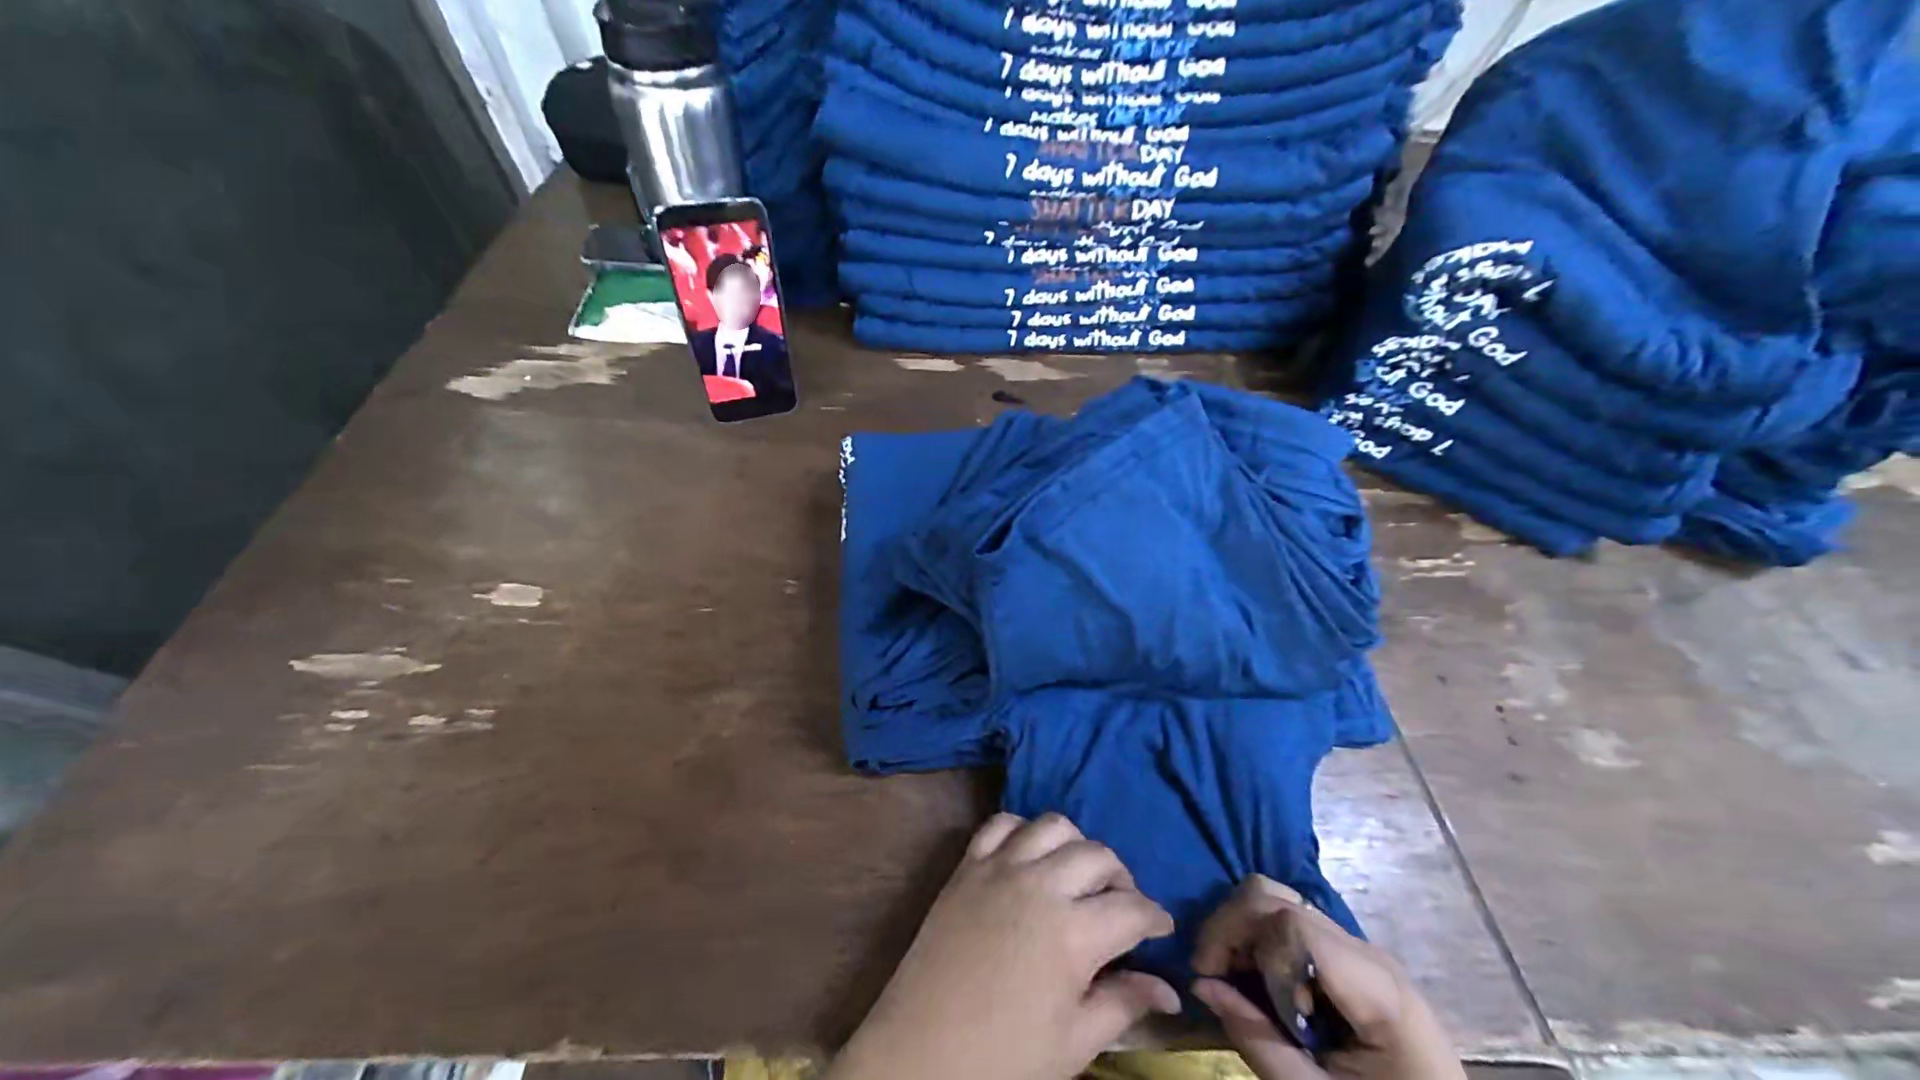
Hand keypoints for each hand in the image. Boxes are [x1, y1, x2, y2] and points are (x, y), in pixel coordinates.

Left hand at [829, 813, 1181, 1079]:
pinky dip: (1022, 830)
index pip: (1133, 909)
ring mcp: (1000, 867)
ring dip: (1075, 845)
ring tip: (1076, 876)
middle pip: (1098, 855)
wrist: (921, 1050)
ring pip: (1052, 825)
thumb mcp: (1073, 1043)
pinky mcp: (967, 865)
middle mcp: (1040, 884)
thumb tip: (1170, 993)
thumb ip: (1124, 1005)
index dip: (1155, 917)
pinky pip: (1000, 824)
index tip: (1161, 928)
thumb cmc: (1003, 1057)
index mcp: (1074, 932)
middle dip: (1121, 879)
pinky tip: (1028, 855)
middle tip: (1120, 906)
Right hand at [1190, 876, 1465, 1079]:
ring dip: (1242, 928)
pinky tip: (1257, 979)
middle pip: (1279, 900)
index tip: (1210, 980)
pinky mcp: (1351, 958)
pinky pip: (1294, 922)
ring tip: (1230, 974)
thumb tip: (1201, 985)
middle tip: (1209, 974)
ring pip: (1282, 900)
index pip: (1290, 923)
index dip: (1239, 939)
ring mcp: (1361, 950)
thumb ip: (1259, 1041)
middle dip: (1231, 927)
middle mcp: (1368, 953)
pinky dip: (1261, 937)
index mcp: (1376, 991)